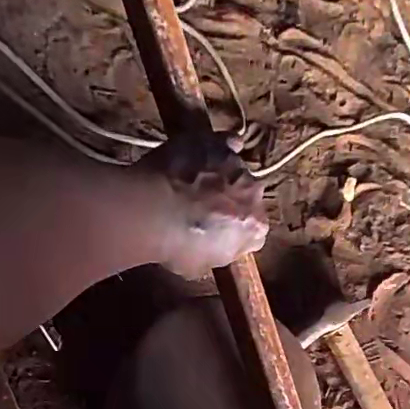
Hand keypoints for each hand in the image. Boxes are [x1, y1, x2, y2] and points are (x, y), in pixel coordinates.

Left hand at [140, 130, 266, 276]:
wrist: (153, 210)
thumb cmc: (177, 247)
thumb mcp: (200, 266)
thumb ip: (216, 253)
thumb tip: (212, 247)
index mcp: (256, 228)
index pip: (254, 232)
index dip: (236, 234)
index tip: (219, 235)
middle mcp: (255, 194)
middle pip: (248, 198)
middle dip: (233, 202)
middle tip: (205, 209)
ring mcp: (236, 164)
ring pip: (236, 171)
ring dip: (223, 176)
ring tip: (198, 182)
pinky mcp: (215, 142)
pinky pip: (225, 142)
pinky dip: (220, 146)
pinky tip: (207, 151)